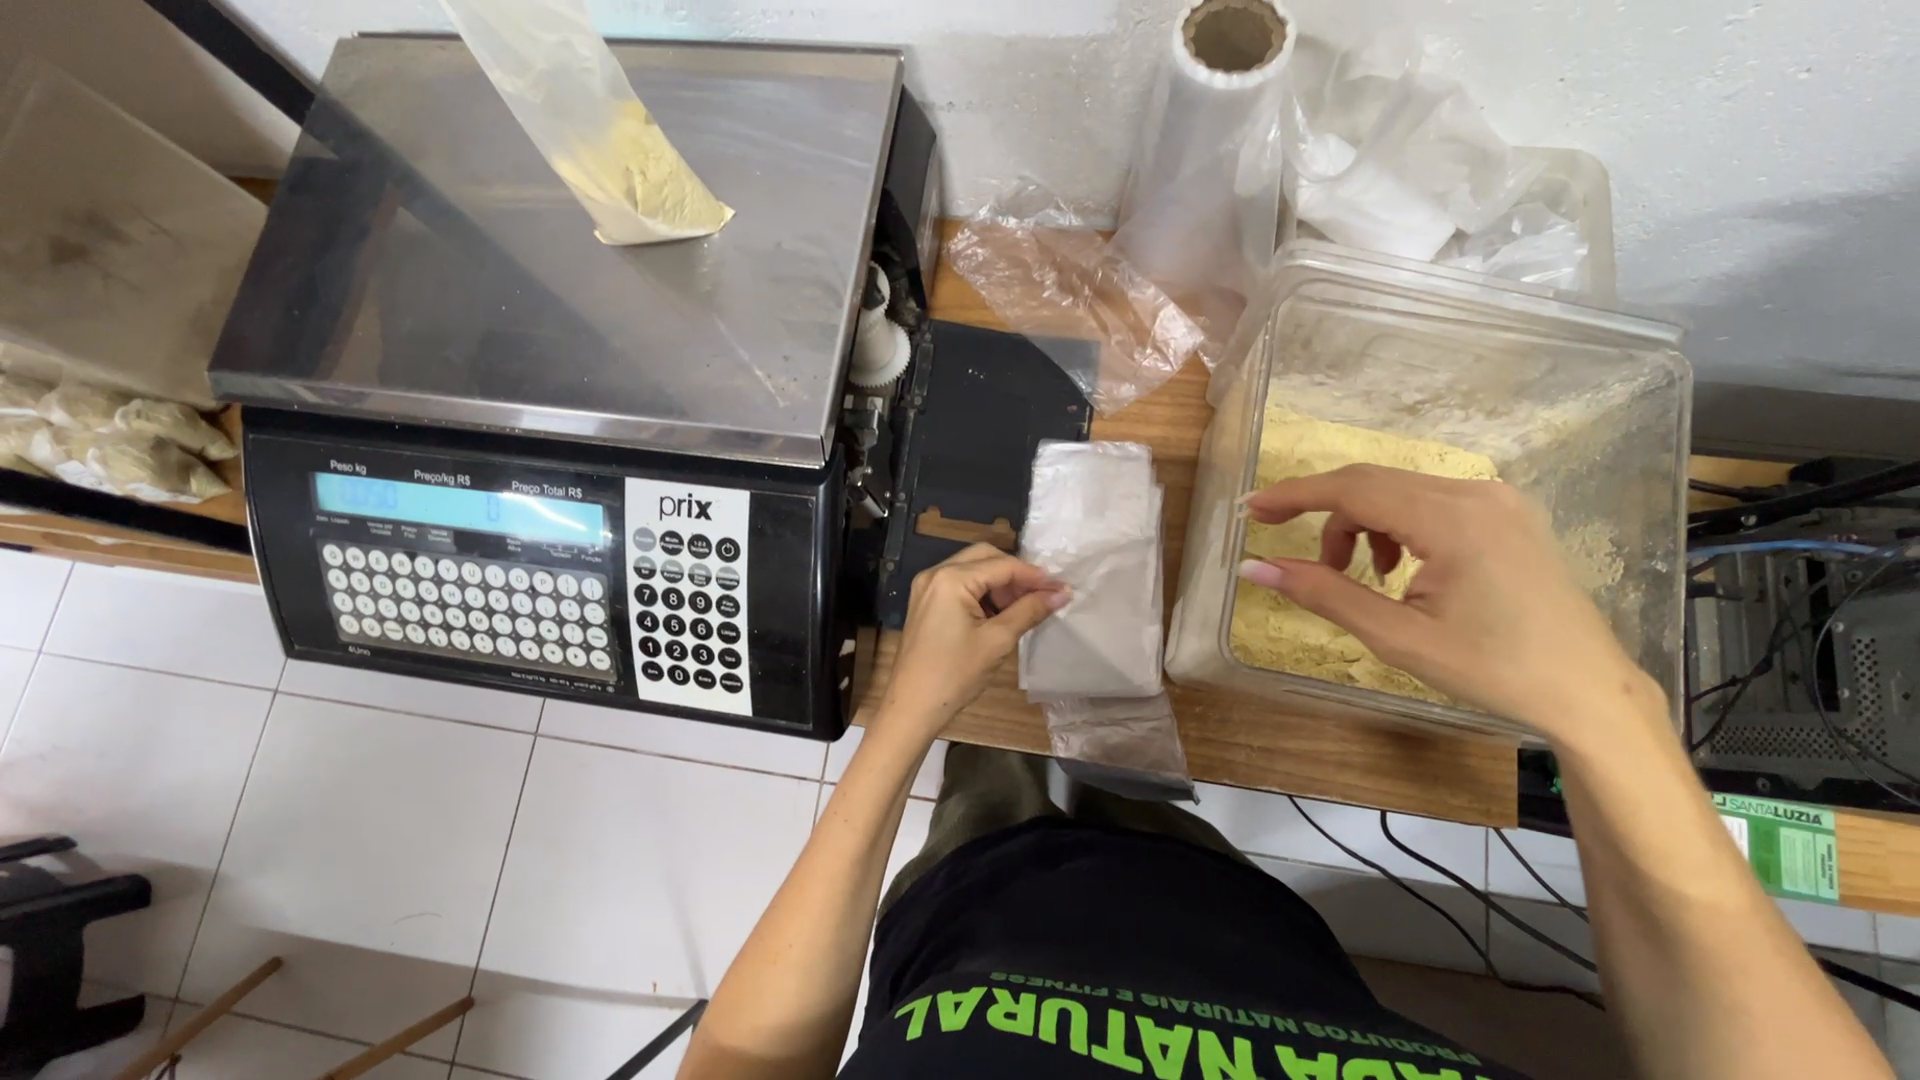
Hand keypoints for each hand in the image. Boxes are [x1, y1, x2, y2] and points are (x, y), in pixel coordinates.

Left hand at [879, 544, 1068, 739]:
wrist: (912, 706)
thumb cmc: (955, 674)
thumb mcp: (998, 640)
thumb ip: (1030, 610)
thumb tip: (1062, 593)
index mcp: (950, 578)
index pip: (1002, 565)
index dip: (1035, 576)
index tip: (1062, 588)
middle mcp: (935, 574)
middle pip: (985, 558)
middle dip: (1016, 574)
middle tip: (1042, 595)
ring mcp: (927, 588)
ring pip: (973, 570)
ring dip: (1000, 584)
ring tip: (1024, 607)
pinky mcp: (926, 602)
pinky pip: (960, 585)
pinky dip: (983, 593)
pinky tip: (1001, 613)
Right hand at [1237, 465, 1664, 741]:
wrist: (1589, 691)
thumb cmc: (1493, 669)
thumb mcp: (1397, 636)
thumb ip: (1323, 593)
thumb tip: (1257, 568)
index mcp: (1452, 519)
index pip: (1352, 488)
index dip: (1293, 496)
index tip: (1250, 510)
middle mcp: (1476, 493)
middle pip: (1373, 483)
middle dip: (1323, 513)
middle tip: (1280, 542)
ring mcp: (1497, 500)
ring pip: (1400, 491)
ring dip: (1360, 524)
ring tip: (1356, 576)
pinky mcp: (1507, 514)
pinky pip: (1430, 502)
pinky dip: (1396, 527)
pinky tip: (1399, 570)